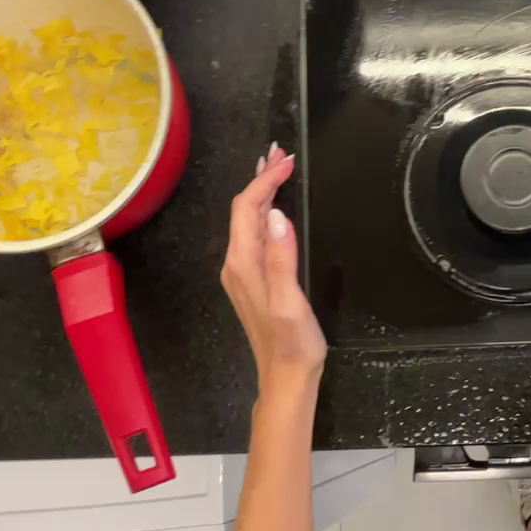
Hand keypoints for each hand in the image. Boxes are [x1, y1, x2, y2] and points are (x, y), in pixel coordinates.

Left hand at [221, 144, 326, 398]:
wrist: (286, 376)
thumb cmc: (293, 342)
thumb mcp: (289, 300)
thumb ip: (281, 257)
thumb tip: (276, 215)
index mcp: (243, 263)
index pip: (248, 209)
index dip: (265, 181)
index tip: (287, 160)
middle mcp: (237, 264)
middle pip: (243, 211)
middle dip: (262, 179)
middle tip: (281, 154)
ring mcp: (243, 273)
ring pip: (248, 222)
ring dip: (262, 194)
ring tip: (279, 171)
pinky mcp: (253, 281)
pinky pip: (254, 235)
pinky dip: (265, 214)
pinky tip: (276, 210)